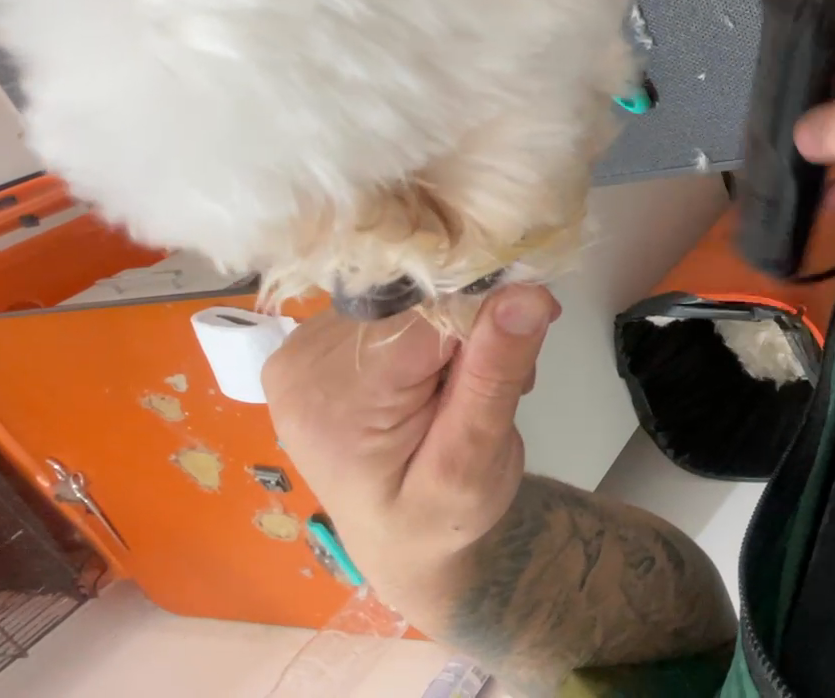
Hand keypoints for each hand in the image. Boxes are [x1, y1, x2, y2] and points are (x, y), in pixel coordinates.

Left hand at [262, 285, 558, 633]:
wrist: (402, 544)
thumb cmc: (439, 518)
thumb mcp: (474, 460)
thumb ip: (495, 374)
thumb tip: (525, 293)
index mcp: (333, 394)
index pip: (428, 310)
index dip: (489, 313)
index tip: (529, 342)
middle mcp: (305, 357)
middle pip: (420, 294)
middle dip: (478, 321)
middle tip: (510, 375)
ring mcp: (309, 344)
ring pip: (416, 291)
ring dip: (463, 323)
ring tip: (479, 382)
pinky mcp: (325, 338)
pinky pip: (402, 301)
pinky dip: (441, 325)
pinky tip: (451, 369)